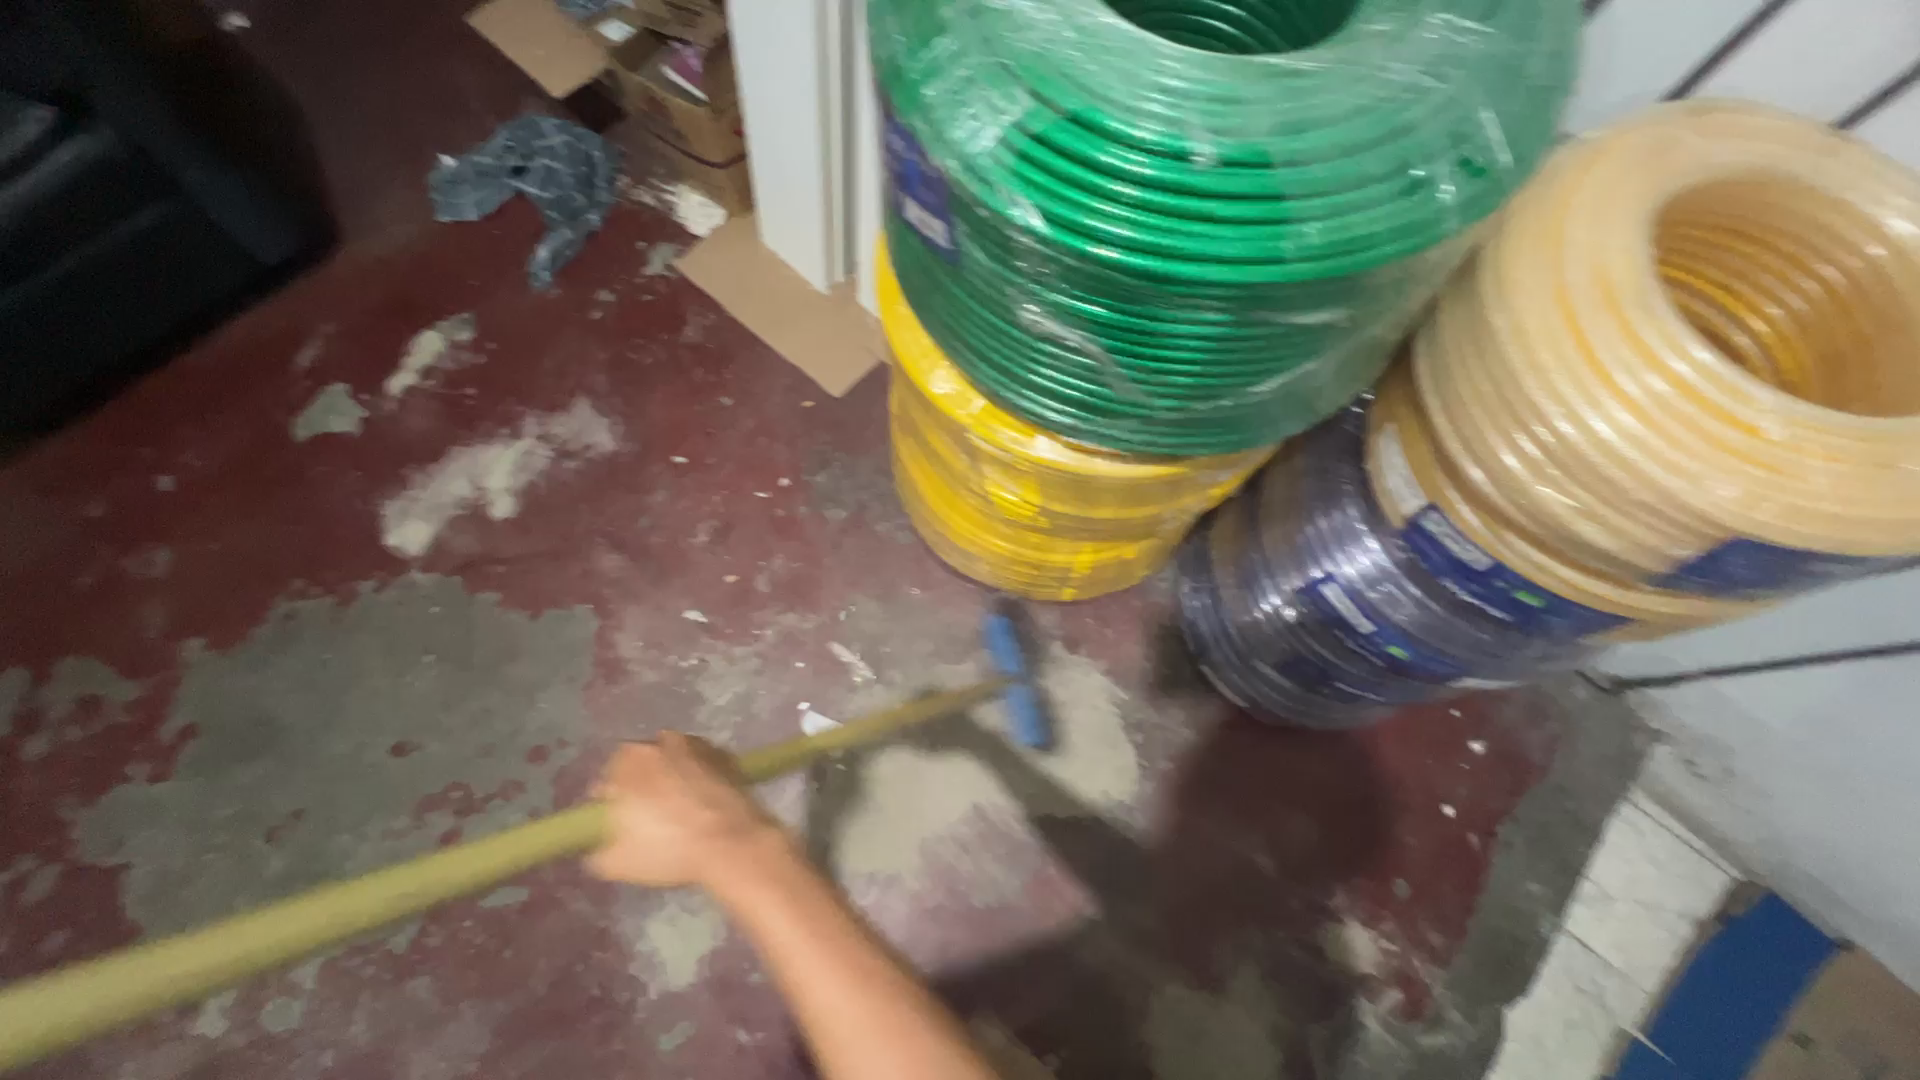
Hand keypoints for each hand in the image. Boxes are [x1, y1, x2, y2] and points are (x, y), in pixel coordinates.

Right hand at [587, 732, 782, 888]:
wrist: (731, 842)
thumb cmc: (668, 848)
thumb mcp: (615, 862)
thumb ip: (598, 848)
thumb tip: (599, 845)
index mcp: (627, 760)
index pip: (607, 780)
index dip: (611, 803)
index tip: (620, 823)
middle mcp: (661, 741)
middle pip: (642, 765)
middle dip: (642, 786)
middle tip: (651, 817)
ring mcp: (697, 744)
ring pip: (674, 761)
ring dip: (673, 777)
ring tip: (681, 811)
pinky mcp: (726, 754)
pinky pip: (703, 765)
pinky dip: (700, 777)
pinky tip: (705, 803)